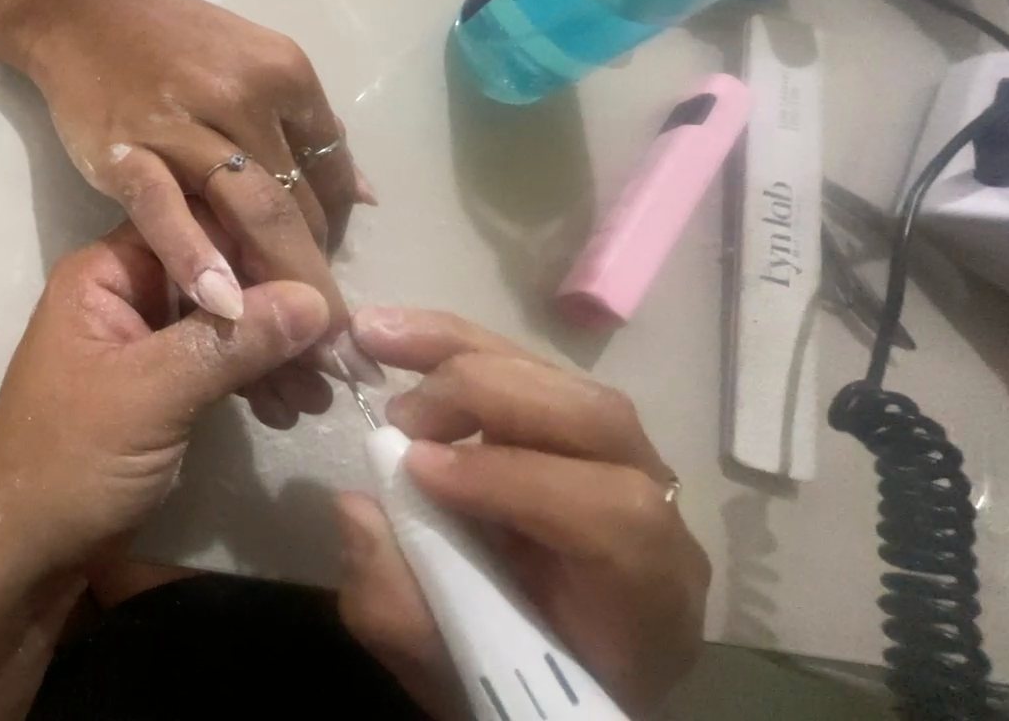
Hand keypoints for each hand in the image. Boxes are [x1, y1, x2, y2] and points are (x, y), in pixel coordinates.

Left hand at [0, 225, 330, 582]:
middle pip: (216, 276)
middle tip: (334, 356)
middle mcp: (125, 292)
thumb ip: (228, 343)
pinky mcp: (159, 380)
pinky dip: (254, 379)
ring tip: (316, 395)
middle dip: (276, 313)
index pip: (194, 229)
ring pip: (224, 321)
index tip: (324, 293)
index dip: (261, 252)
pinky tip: (287, 409)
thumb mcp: (150, 397)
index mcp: (105, 273)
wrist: (25, 548)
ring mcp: (143, 337)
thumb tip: (316, 300)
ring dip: (273, 352)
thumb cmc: (69, 462)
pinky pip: (217, 361)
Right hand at [23, 0, 376, 427]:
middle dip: (322, 283)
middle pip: (298, 203)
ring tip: (300, 354)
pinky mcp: (126, 149)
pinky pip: (166, 209)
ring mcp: (183, 124)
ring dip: (279, 283)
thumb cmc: (166, 39)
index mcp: (284, 75)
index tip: (331, 286)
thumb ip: (304, 129)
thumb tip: (364, 193)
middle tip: (341, 352)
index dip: (339, 239)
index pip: (331, 173)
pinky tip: (221, 304)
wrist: (77, 8)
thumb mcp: (252, 62)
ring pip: (248, 212)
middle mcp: (245, 96)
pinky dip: (194, 255)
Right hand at [334, 308, 708, 720]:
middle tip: (397, 414)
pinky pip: (521, 367)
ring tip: (375, 341)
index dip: (511, 480)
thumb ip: (394, 605)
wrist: (540, 653)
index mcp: (640, 593)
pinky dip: (451, 343)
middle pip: (595, 419)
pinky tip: (393, 334)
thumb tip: (357, 507)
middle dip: (485, 398)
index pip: (610, 513)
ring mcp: (614, 457)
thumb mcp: (435, 666)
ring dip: (460, 351)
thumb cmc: (501, 674)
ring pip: (559, 378)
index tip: (413, 469)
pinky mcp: (566, 424)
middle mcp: (651, 512)